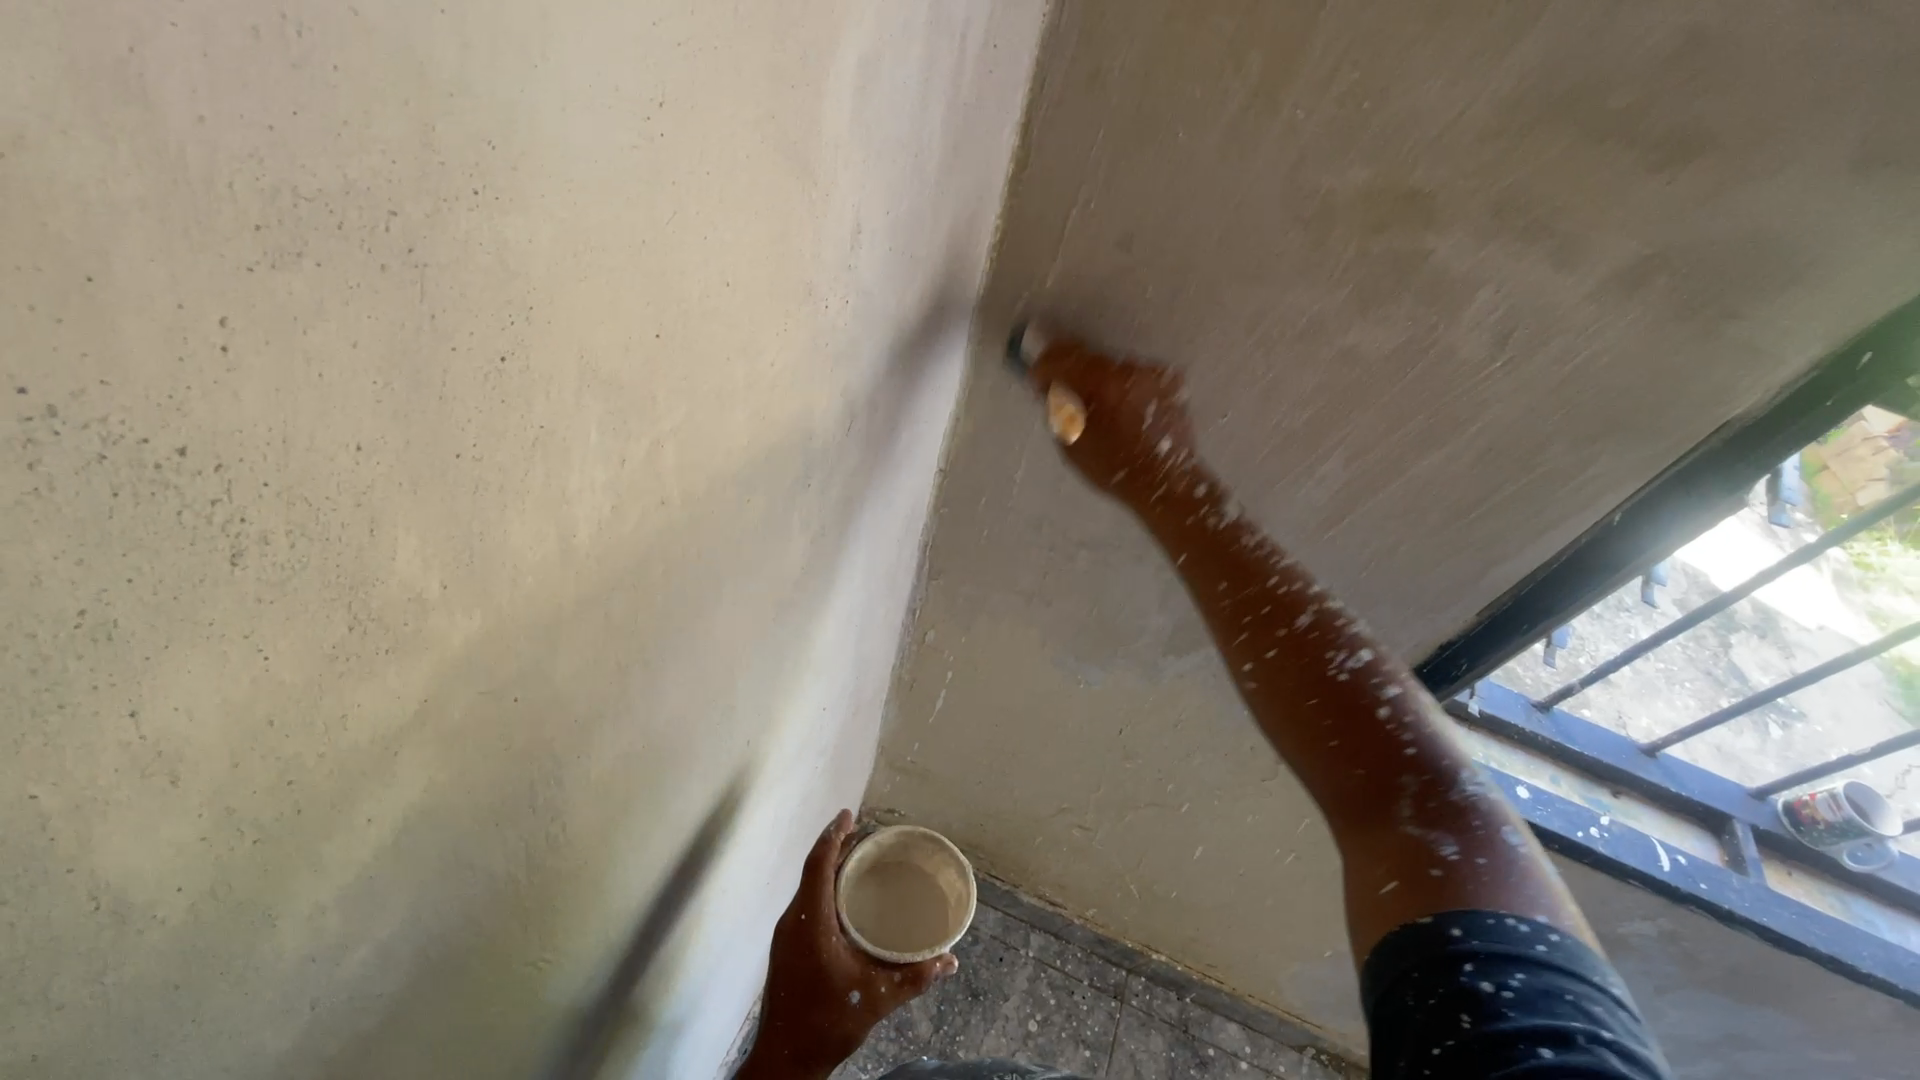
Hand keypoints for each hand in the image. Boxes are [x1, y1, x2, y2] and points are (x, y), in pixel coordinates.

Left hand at [745, 811, 958, 1076]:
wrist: (784, 1061)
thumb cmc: (826, 1022)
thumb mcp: (876, 999)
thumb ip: (914, 978)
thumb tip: (950, 961)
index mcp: (810, 922)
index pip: (819, 864)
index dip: (833, 836)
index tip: (849, 814)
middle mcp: (793, 921)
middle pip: (813, 871)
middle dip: (837, 848)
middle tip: (866, 833)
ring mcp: (786, 936)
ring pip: (808, 889)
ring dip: (830, 869)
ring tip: (860, 859)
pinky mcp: (787, 950)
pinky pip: (807, 904)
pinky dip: (826, 890)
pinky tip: (847, 900)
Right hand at [1025, 334, 1200, 508]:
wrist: (1167, 484)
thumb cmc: (1114, 470)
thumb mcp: (1073, 444)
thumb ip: (1059, 409)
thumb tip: (1051, 386)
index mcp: (1104, 382)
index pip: (1064, 358)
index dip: (1044, 366)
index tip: (1035, 378)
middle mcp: (1130, 369)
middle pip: (1089, 358)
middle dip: (1070, 371)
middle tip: (1059, 388)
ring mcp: (1154, 374)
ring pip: (1112, 367)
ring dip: (1097, 379)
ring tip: (1092, 404)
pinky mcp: (1170, 383)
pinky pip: (1134, 378)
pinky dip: (1121, 387)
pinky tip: (1119, 409)